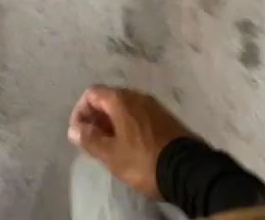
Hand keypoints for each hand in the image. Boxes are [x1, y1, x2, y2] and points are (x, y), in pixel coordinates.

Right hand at [67, 85, 193, 198]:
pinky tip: (132, 146)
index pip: (91, 94)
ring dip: (114, 123)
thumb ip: (90, 139)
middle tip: (94, 140)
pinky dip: (130, 126)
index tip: (79, 133)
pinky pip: (140, 115)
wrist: (190, 171)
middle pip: (108, 99)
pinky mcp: (167, 118)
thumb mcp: (112, 155)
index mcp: (120, 99)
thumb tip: (74, 130)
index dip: (80, 111)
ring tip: (112, 145)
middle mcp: (136, 95)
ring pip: (125, 108)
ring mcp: (154, 105)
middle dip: (97, 118)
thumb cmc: (144, 160)